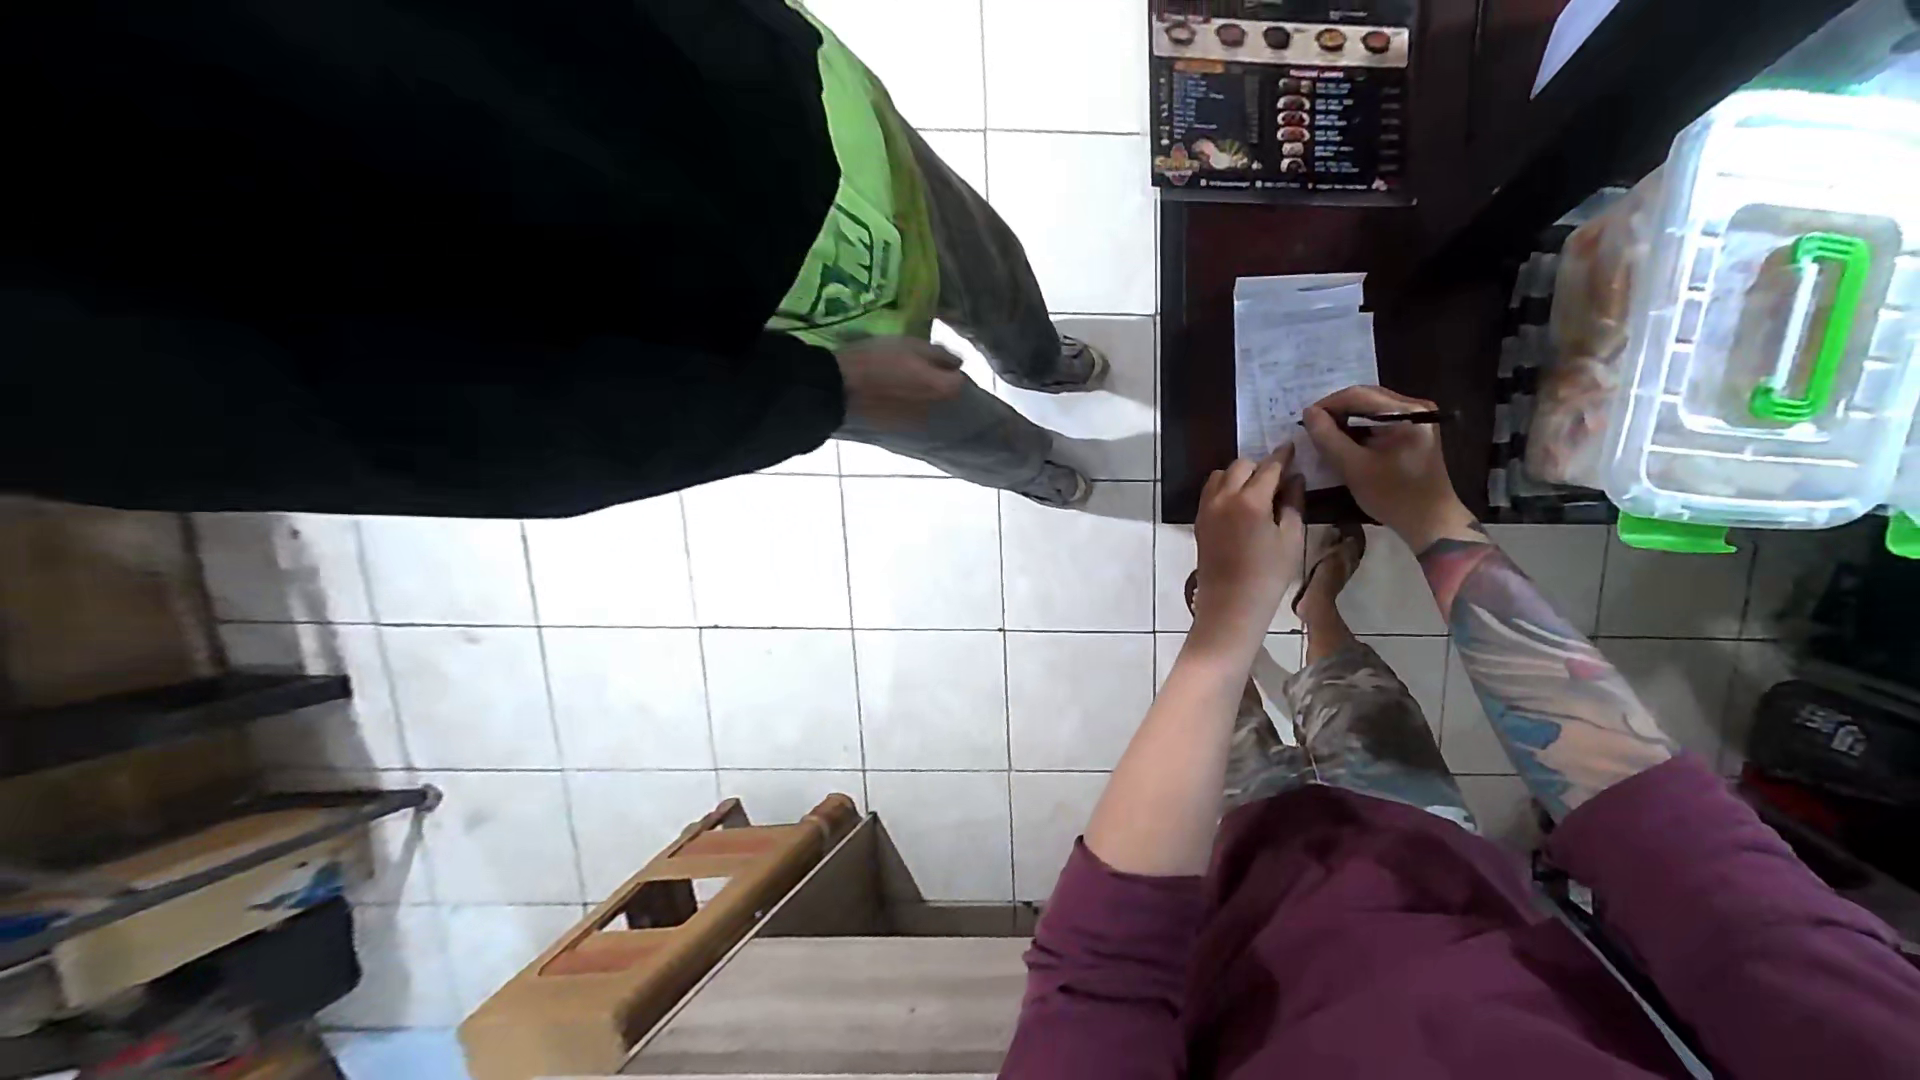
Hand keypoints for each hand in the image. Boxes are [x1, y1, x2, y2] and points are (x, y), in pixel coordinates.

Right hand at [835, 337, 966, 432]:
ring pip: (925, 404)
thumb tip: (959, 362)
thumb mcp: (911, 345)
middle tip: (917, 366)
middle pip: (942, 394)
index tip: (937, 359)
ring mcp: (913, 420)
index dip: (949, 368)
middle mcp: (931, 407)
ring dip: (919, 393)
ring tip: (900, 379)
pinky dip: (903, 403)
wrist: (840, 385)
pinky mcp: (895, 425)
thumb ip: (940, 355)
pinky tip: (888, 392)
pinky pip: (907, 412)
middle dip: (935, 381)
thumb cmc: (877, 358)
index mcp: (938, 387)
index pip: (958, 381)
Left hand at [1191, 445, 1305, 653]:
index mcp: (1250, 501)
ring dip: (1238, 475)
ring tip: (1256, 488)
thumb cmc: (1269, 574)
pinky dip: (1224, 488)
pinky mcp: (1199, 521)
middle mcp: (1223, 498)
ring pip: (1220, 475)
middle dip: (1260, 465)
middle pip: (1240, 465)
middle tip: (1277, 475)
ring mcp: (1206, 509)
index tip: (1292, 446)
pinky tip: (1239, 501)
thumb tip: (1295, 478)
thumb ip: (1293, 503)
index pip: (1269, 467)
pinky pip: (1209, 492)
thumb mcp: (1291, 538)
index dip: (1283, 456)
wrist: (1231, 602)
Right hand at [1302, 385, 1476, 551]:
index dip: (1326, 406)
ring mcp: (1417, 416)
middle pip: (1364, 397)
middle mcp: (1415, 406)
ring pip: (1369, 408)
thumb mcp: (1353, 467)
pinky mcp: (1414, 428)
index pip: (1356, 395)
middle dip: (1335, 412)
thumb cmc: (1393, 495)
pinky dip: (1358, 428)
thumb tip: (1308, 413)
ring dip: (1345, 420)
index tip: (1305, 424)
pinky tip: (1347, 443)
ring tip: (1327, 439)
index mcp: (1405, 412)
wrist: (1430, 520)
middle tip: (1314, 431)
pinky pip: (1378, 419)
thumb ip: (1328, 438)